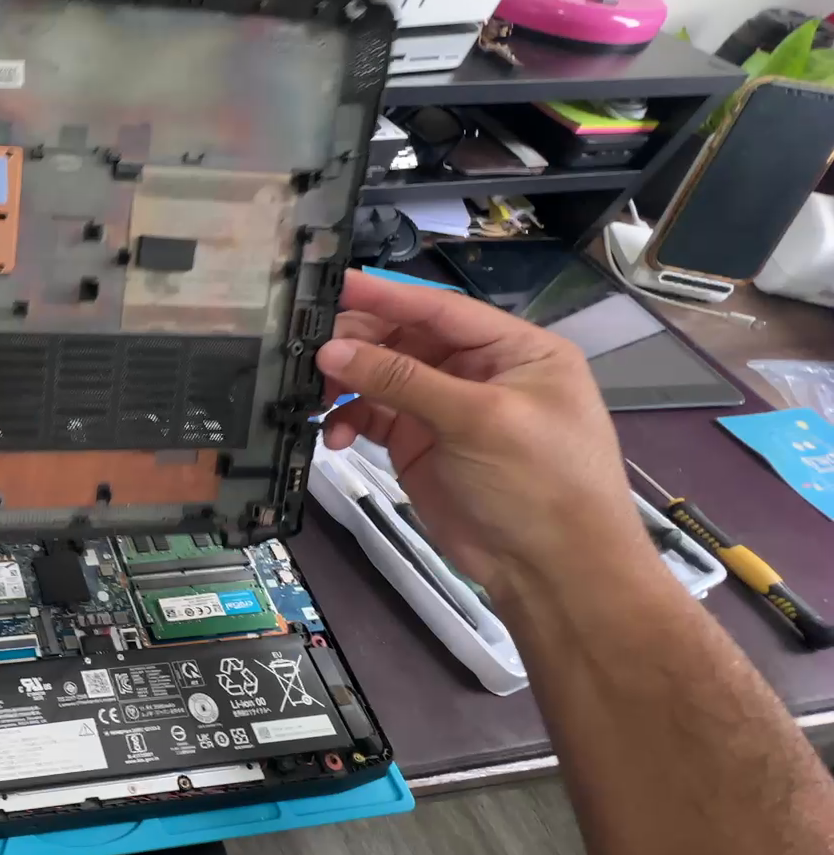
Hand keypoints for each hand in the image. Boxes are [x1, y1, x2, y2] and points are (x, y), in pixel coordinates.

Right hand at [317, 270, 653, 596]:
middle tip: (306, 349)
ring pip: (376, 377)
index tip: (331, 285)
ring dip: (343, 385)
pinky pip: (367, 415)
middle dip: (355, 345)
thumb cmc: (538, 482)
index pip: (438, 310)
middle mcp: (474, 371)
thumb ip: (401, 381)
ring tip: (313, 398)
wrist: (548, 569)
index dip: (384, 296)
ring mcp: (440, 407)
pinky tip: (332, 436)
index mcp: (512, 351)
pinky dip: (344, 420)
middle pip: (400, 340)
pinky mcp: (413, 440)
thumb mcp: (476, 421)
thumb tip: (329, 351)